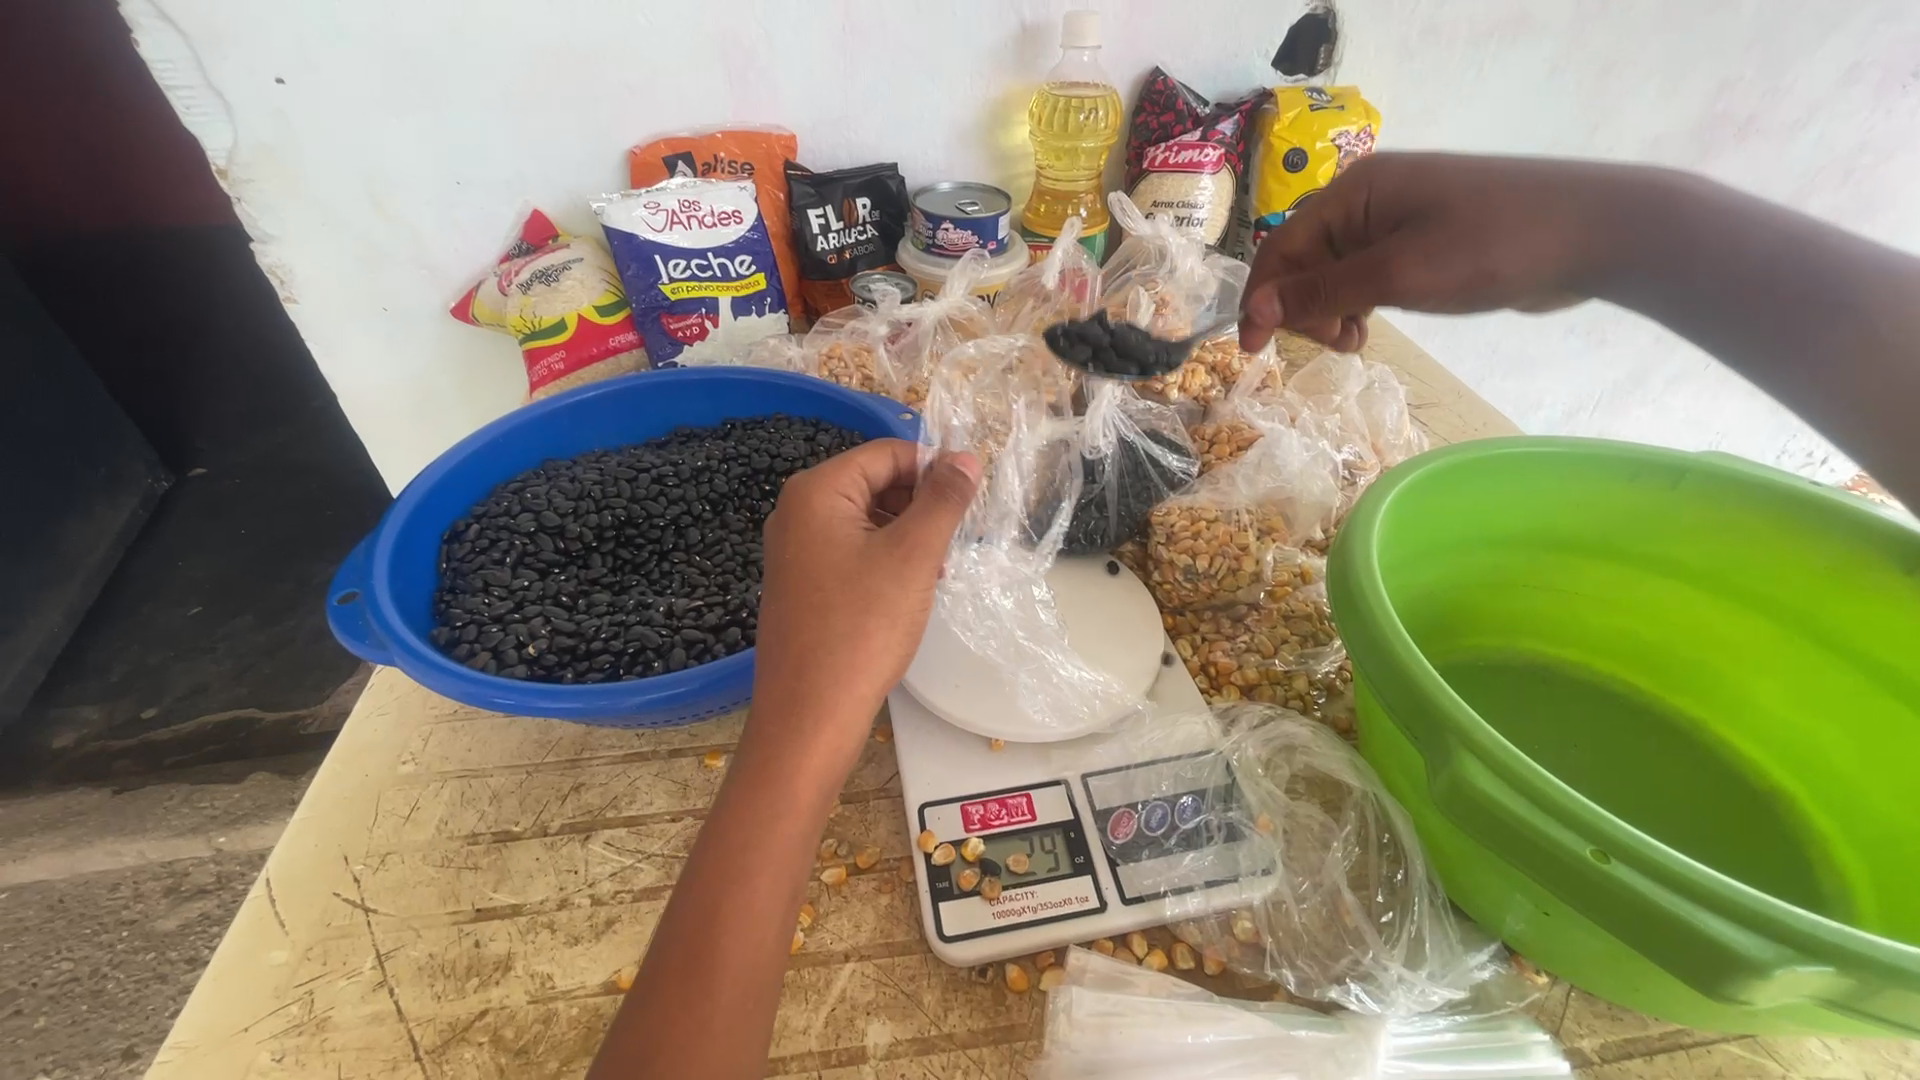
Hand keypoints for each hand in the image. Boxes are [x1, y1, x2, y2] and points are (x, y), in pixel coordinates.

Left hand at [750, 438, 979, 766]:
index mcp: (816, 491)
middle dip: (920, 505)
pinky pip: (851, 551)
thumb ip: (943, 500)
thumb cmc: (862, 627)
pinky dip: (886, 559)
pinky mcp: (802, 584)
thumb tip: (966, 457)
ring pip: (867, 520)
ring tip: (936, 570)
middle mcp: (797, 511)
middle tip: (954, 542)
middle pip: (874, 483)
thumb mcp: (913, 556)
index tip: (971, 498)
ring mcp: (795, 550)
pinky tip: (910, 589)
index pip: (887, 453)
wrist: (809, 715)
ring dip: (908, 535)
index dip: (934, 468)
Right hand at [1238, 153, 1661, 352]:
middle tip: (1335, 343)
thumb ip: (1320, 292)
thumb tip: (1255, 308)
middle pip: (1301, 263)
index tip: (1252, 352)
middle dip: (1303, 309)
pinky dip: (1355, 308)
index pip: (1280, 249)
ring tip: (1355, 341)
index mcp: (1353, 193)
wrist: (1597, 235)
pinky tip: (1369, 330)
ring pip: (1330, 276)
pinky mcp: (1416, 241)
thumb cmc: (1489, 247)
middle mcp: (1365, 200)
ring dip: (1329, 314)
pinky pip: (1362, 278)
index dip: (1260, 300)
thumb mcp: (1395, 274)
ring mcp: (1393, 220)